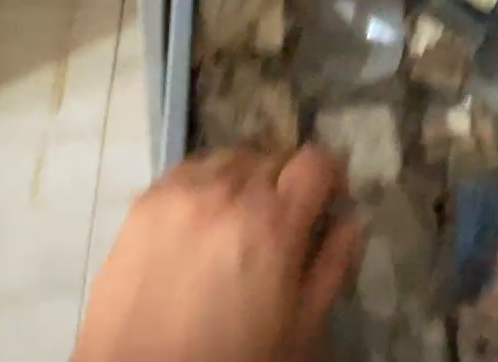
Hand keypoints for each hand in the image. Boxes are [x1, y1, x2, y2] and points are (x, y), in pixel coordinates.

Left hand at [74, 146, 360, 361]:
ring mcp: (185, 191)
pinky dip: (206, 183)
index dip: (328, 175)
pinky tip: (202, 218)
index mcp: (275, 224)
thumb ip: (332, 265)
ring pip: (233, 157)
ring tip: (237, 217)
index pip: (316, 160)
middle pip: (276, 156)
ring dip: (246, 178)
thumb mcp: (298, 326)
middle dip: (286, 182)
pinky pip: (191, 168)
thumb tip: (349, 220)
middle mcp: (231, 192)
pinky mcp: (148, 199)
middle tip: (280, 220)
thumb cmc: (231, 357)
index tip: (326, 199)